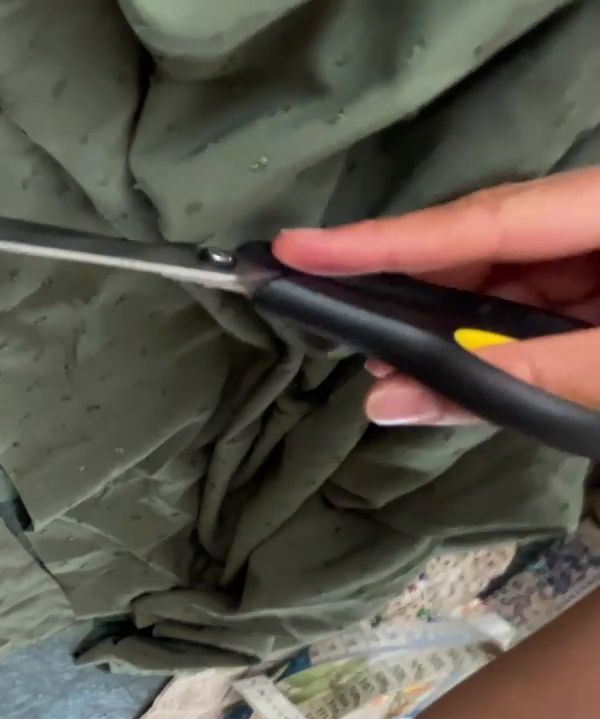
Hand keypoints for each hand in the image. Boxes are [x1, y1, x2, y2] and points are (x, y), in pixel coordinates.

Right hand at [274, 167, 599, 424]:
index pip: (483, 219)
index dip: (380, 240)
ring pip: (499, 272)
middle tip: (349, 338)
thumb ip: (517, 379)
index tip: (289, 250)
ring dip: (446, 325)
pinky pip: (528, 294)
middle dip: (412, 295)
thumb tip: (384, 401)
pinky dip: (487, 335)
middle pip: (482, 240)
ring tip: (401, 369)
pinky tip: (458, 365)